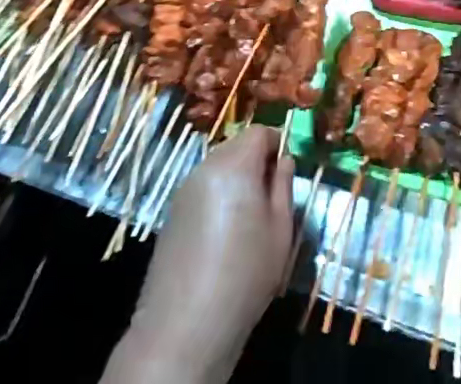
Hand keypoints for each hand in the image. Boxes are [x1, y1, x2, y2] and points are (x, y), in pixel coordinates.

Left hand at [104, 127, 294, 383]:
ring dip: (237, 178)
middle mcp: (204, 170)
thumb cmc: (245, 273)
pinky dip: (219, 195)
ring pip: (219, 167)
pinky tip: (226, 231)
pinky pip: (203, 189)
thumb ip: (284, 185)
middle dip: (257, 159)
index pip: (260, 132)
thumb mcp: (281, 228)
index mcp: (234, 166)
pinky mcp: (171, 215)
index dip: (278, 143)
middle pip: (237, 146)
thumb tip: (284, 161)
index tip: (288, 169)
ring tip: (250, 214)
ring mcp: (183, 192)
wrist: (184, 328)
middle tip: (273, 193)